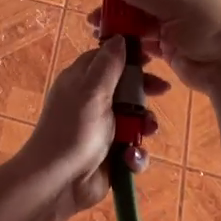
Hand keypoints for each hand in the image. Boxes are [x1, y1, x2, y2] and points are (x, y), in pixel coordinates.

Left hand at [14, 38, 170, 212]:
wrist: (59, 182)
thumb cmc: (74, 131)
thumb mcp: (92, 92)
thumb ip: (108, 65)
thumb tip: (119, 38)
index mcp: (80, 81)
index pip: (107, 58)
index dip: (129, 56)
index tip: (151, 56)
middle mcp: (90, 102)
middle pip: (126, 88)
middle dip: (144, 91)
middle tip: (161, 91)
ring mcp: (101, 129)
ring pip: (134, 119)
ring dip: (143, 126)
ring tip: (145, 131)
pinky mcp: (110, 154)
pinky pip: (133, 148)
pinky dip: (135, 154)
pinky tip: (130, 159)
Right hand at [93, 0, 220, 96]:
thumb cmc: (209, 27)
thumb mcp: (174, 5)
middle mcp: (180, 0)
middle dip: (119, 8)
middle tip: (96, 18)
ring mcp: (174, 24)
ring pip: (141, 20)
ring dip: (122, 25)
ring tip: (100, 32)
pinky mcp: (169, 46)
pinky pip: (145, 40)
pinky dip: (131, 41)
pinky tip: (114, 45)